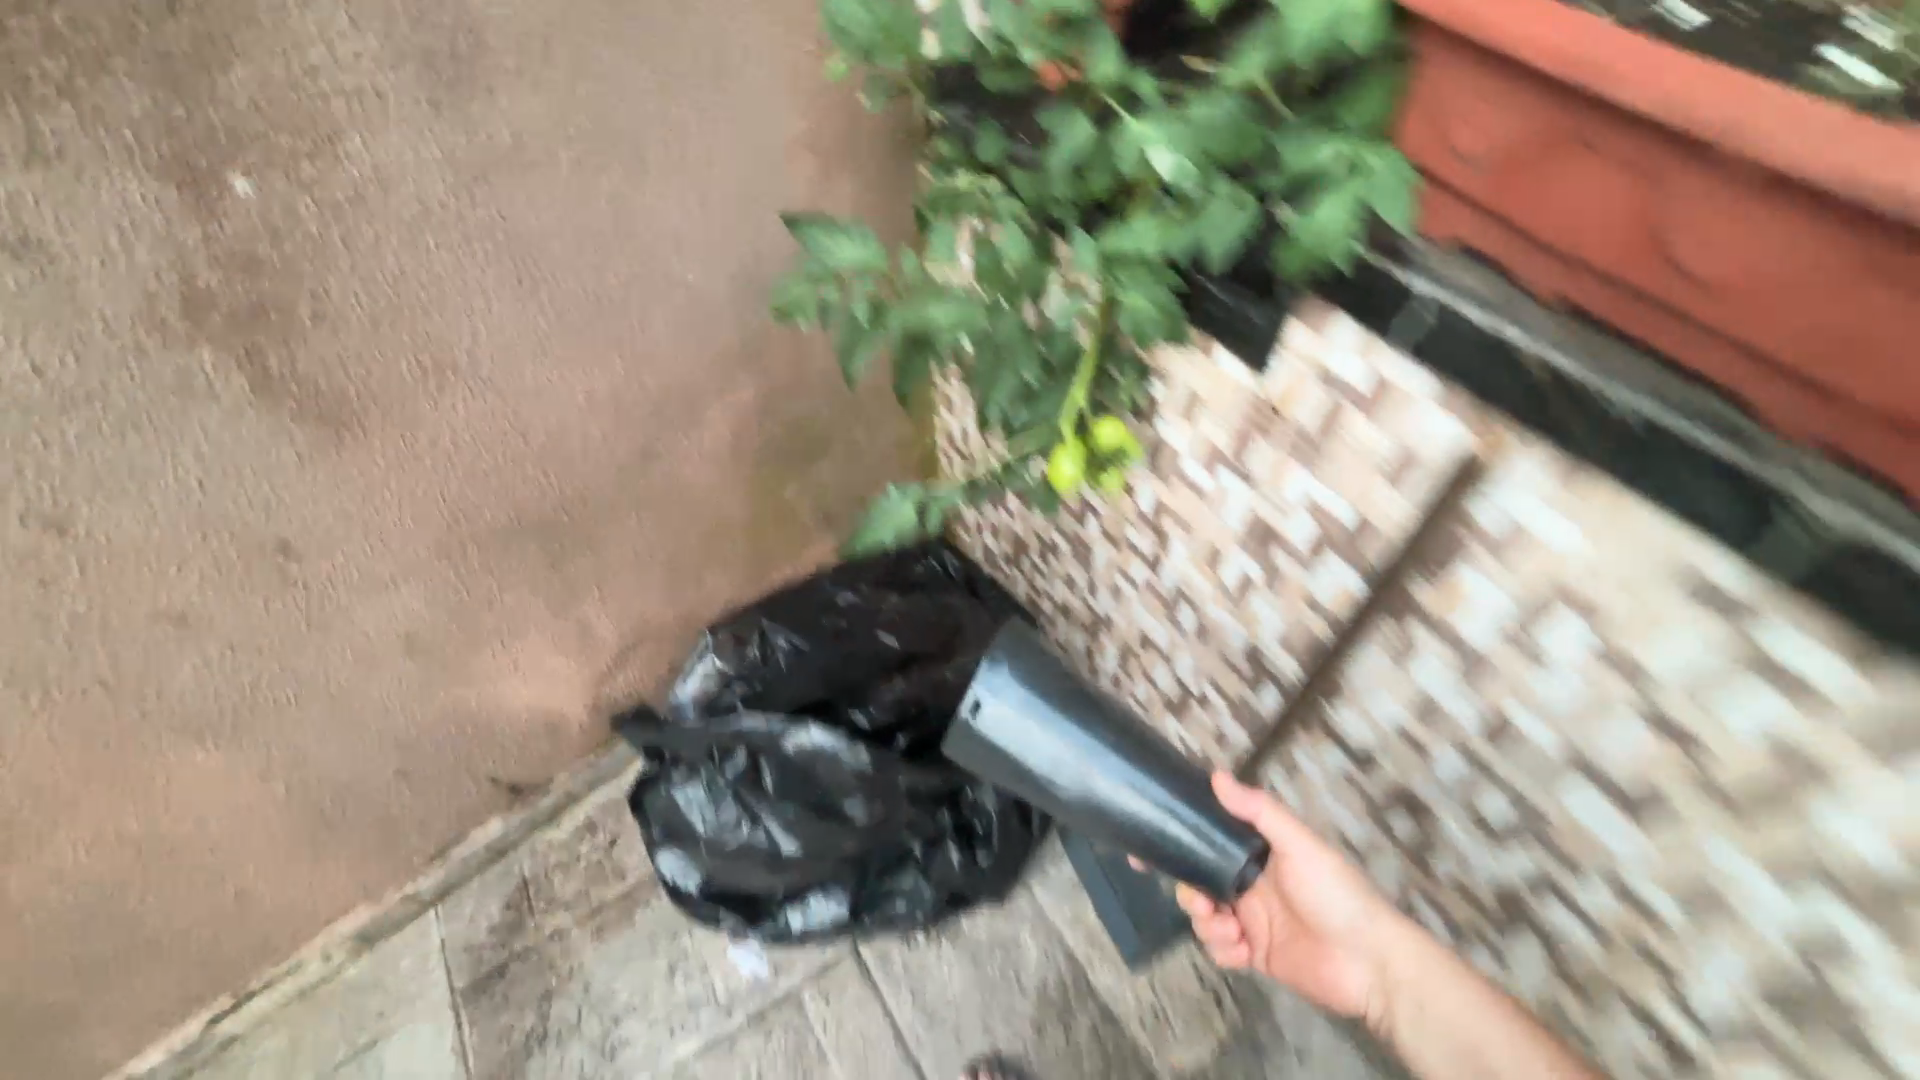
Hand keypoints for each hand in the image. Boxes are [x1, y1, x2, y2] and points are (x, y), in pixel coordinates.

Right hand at [1173, 772, 1399, 1022]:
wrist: (1370, 964)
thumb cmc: (1336, 893)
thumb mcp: (1299, 844)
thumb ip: (1258, 811)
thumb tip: (1216, 775)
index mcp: (1256, 853)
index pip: (1207, 841)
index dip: (1177, 843)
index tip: (1144, 848)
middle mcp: (1247, 883)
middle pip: (1197, 882)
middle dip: (1190, 893)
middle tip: (1203, 904)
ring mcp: (1250, 921)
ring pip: (1204, 918)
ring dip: (1207, 924)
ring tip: (1231, 930)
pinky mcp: (1255, 955)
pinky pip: (1220, 951)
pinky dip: (1223, 950)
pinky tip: (1243, 951)